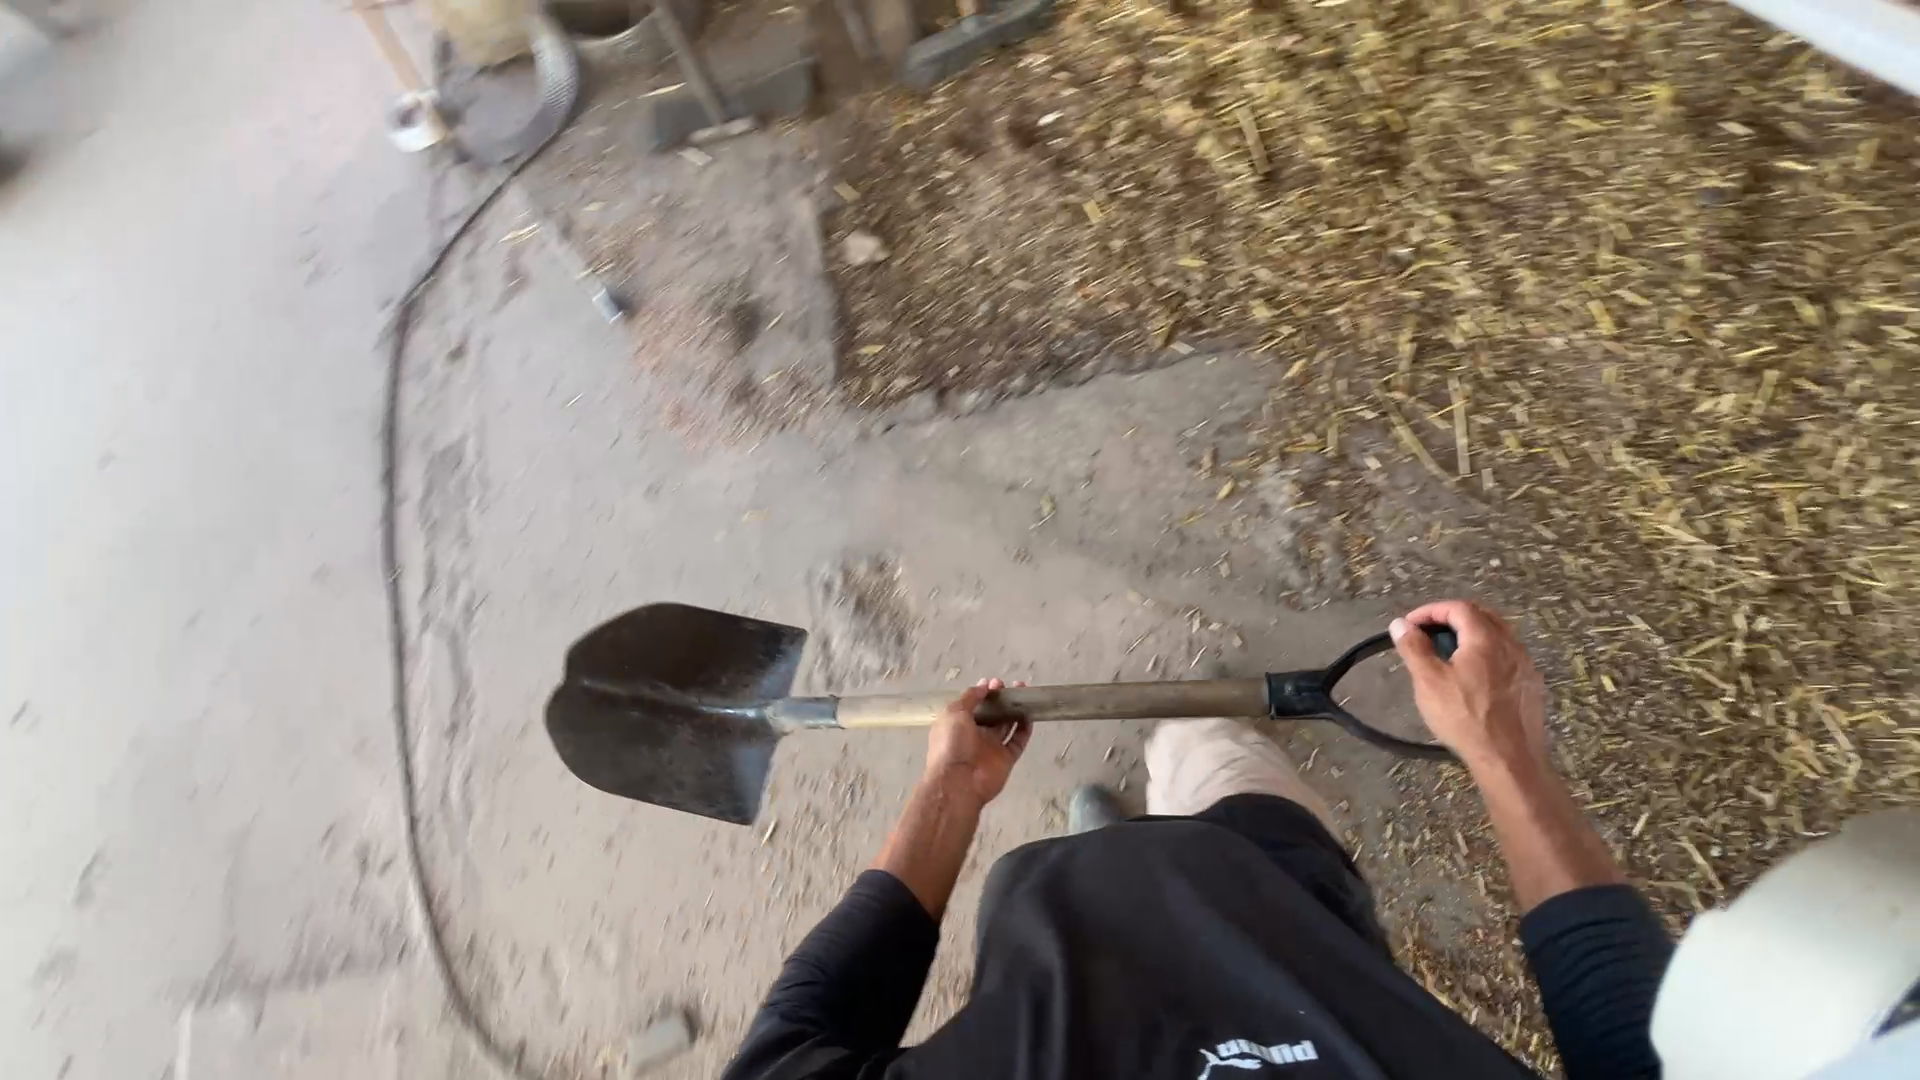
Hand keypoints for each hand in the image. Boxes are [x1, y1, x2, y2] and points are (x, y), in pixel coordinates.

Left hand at [925, 678, 1031, 805]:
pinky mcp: (1006, 759)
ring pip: (1006, 724)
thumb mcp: (954, 713)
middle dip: (999, 699)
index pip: (973, 705)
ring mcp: (991, 747)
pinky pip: (1018, 741)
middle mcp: (975, 735)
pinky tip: (1029, 715)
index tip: (993, 683)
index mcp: (958, 724)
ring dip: (1014, 709)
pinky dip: (1024, 729)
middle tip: (1008, 686)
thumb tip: (983, 686)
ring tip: (1022, 693)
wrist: (959, 782)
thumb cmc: (952, 744)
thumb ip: (970, 698)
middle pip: (991, 713)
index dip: (982, 693)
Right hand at [1391, 600, 1549, 775]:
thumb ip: (1414, 647)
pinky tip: (1472, 675)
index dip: (1431, 611)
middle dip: (1451, 618)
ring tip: (1447, 654)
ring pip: (1497, 635)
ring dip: (1469, 635)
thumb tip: (1400, 624)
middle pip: (1482, 616)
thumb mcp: (1428, 680)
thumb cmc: (1463, 716)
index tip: (1410, 625)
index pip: (1459, 608)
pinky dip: (1485, 652)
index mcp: (1486, 640)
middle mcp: (1511, 646)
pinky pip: (1507, 655)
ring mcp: (1526, 666)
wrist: (1509, 758)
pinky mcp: (1531, 685)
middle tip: (1427, 634)